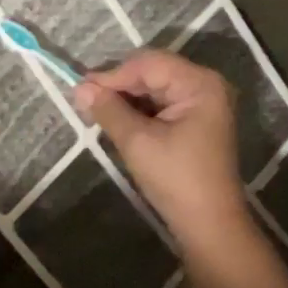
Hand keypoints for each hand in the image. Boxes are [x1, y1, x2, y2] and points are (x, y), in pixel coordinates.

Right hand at [74, 50, 247, 237]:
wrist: (208, 224)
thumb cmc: (176, 179)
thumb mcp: (137, 141)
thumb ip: (108, 110)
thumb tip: (78, 88)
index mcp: (199, 84)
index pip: (148, 64)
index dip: (112, 75)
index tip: (80, 90)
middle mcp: (204, 86)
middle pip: (152, 72)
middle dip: (118, 86)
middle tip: (84, 101)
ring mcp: (202, 105)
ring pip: (154, 89)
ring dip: (126, 99)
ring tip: (96, 111)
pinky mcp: (195, 122)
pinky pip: (160, 105)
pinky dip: (138, 111)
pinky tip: (116, 121)